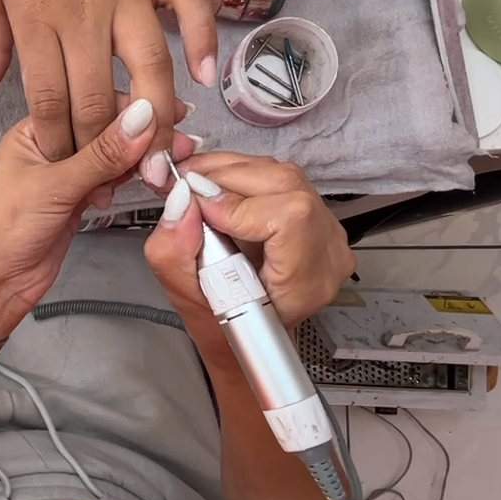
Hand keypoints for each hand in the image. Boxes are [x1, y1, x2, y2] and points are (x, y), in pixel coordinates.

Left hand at [0, 0, 218, 177]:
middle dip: (104, 148)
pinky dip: (201, 39)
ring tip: (163, 155)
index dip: (59, 142)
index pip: (48, 100)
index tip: (67, 170)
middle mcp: (82, 12)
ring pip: (146, 64)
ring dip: (157, 116)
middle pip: (95, 96)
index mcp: (36, 19)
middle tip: (115, 181)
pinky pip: (188, 6)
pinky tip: (203, 78)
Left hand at [0, 98, 185, 339]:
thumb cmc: (4, 229)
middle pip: (105, 129)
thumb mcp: (54, 186)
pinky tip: (150, 180)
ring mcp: (65, 175)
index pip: (89, 102)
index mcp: (34, 129)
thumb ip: (102, 153)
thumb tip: (145, 114)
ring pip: (112, 157)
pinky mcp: (77, 200)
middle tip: (181, 143)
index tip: (170, 112)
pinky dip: (130, 180)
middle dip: (142, 135)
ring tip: (173, 162)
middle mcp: (50, 146)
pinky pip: (111, 180)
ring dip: (141, 159)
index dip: (130, 108)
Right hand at [143, 153, 354, 351]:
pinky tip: (212, 188)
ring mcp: (327, 228)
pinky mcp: (316, 211)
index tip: (197, 208)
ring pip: (281, 173)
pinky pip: (280, 176)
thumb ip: (173, 251)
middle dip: (224, 178)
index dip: (237, 205)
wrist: (245, 328)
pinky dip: (238, 173)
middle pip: (284, 184)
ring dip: (228, 171)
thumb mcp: (182, 297)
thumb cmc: (220, 322)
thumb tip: (181, 198)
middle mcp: (327, 252)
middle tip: (184, 190)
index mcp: (303, 284)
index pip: (288, 217)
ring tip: (193, 189)